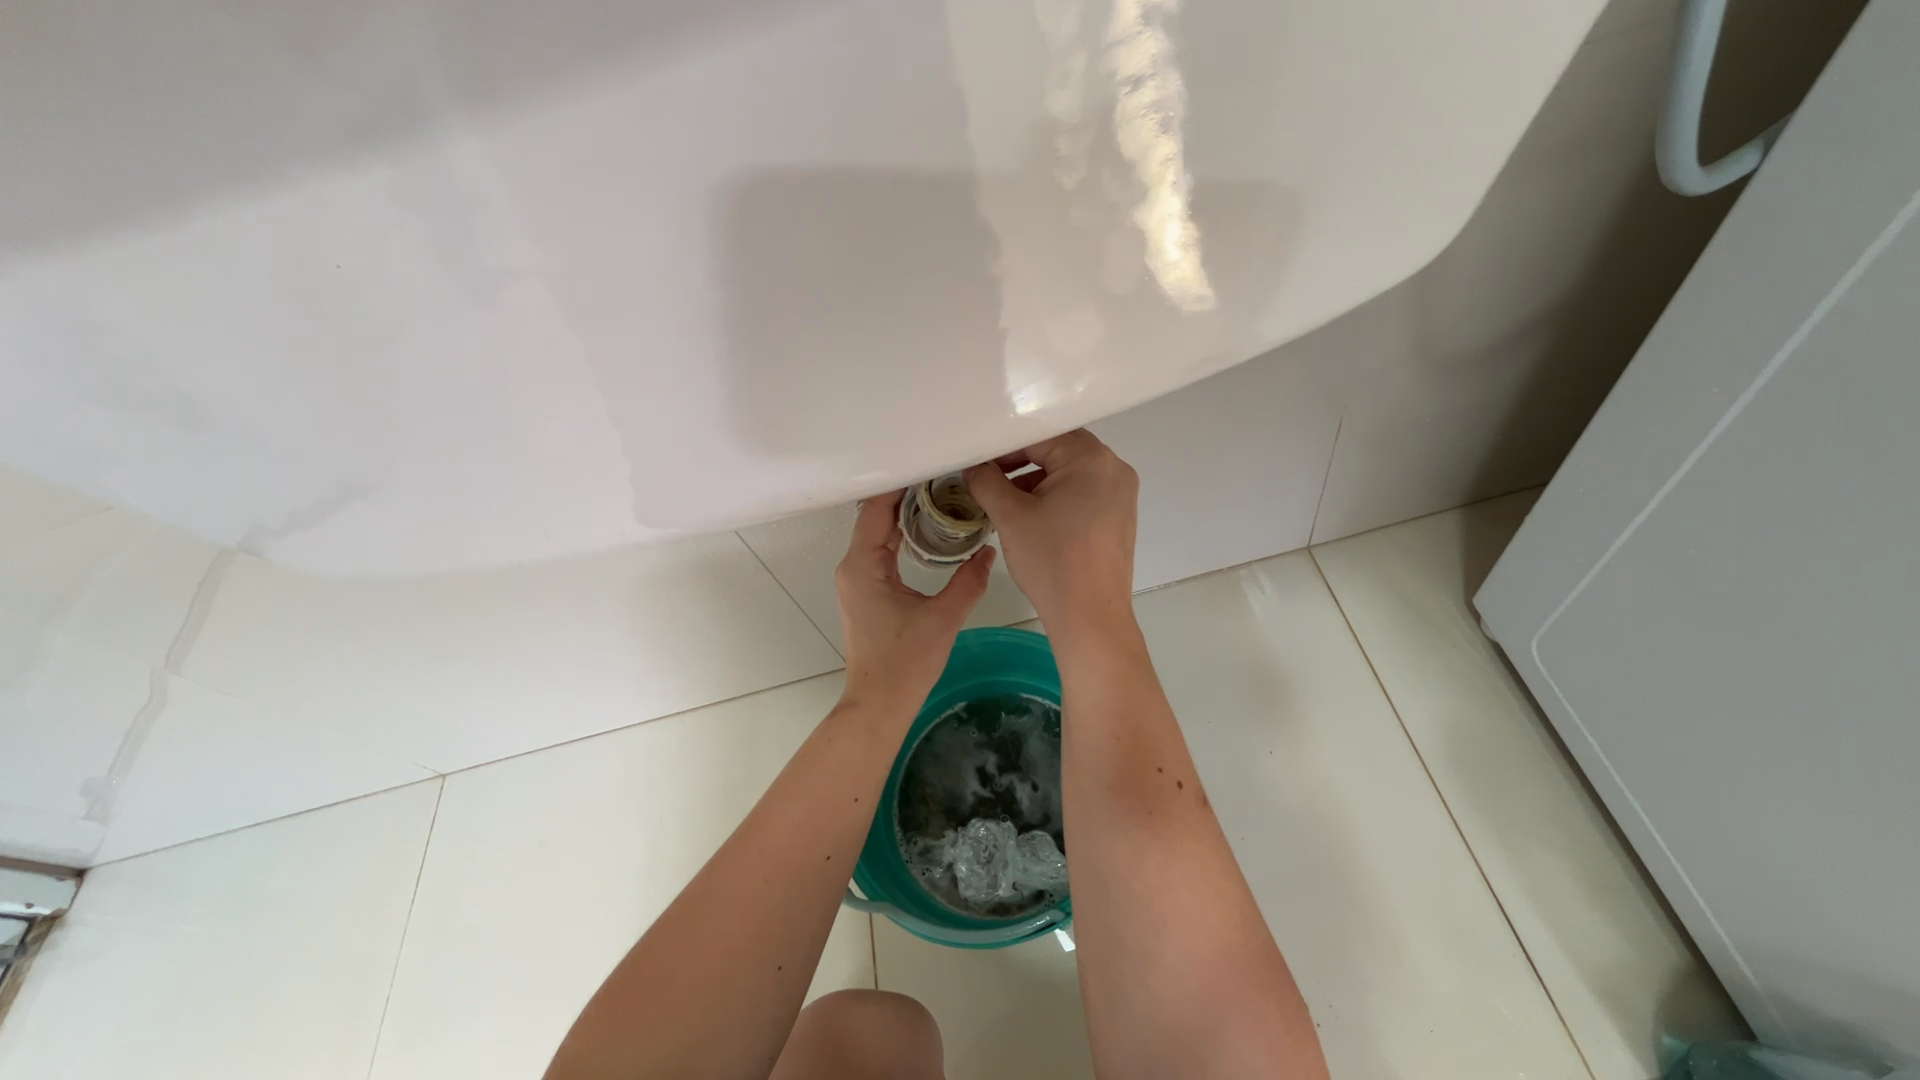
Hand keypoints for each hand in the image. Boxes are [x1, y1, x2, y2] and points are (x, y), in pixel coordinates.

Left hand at [836, 491, 994, 713]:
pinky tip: (932, 534)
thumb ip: (968, 580)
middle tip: (947, 479)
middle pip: (877, 517)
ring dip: (907, 517)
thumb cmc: (905, 662)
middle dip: (909, 496)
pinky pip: (883, 551)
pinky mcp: (867, 592)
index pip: (877, 508)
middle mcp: (853, 566)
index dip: (903, 485)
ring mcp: (858, 579)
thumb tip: (989, 550)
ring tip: (944, 499)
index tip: (934, 468)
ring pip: (880, 534)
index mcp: (863, 565)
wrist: (879, 703)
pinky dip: (904, 537)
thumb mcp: (943, 618)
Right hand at [965, 430, 1138, 633]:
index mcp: (1091, 459)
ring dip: (1036, 481)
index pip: (1040, 436)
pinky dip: (1055, 498)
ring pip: (1070, 473)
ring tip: (1004, 502)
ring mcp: (1121, 494)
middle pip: (1059, 450)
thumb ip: (986, 482)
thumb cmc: (1052, 561)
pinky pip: (1082, 494)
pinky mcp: (1119, 517)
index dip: (1005, 446)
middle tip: (988, 479)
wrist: (1089, 616)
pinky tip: (1031, 519)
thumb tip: (974, 468)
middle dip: (1021, 462)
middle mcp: (1114, 469)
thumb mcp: (1010, 516)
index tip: (979, 462)